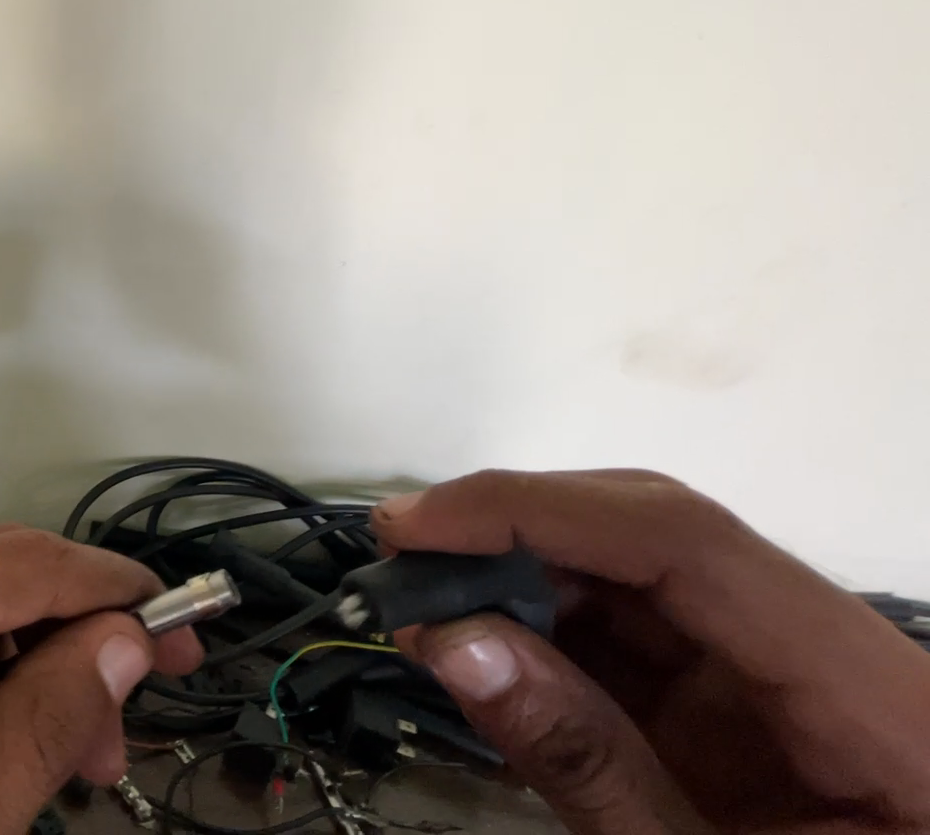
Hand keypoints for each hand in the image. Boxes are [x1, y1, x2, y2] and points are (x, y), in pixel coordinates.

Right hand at [373, 469, 929, 834]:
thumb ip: (590, 766)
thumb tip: (448, 640)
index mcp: (878, 695)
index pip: (684, 542)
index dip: (533, 510)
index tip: (411, 526)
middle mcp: (823, 649)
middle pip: (646, 533)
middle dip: (508, 531)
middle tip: (398, 552)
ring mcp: (772, 665)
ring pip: (617, 569)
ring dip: (504, 575)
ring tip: (416, 604)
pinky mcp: (725, 689)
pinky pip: (611, 624)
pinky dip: (525, 622)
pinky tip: (467, 637)